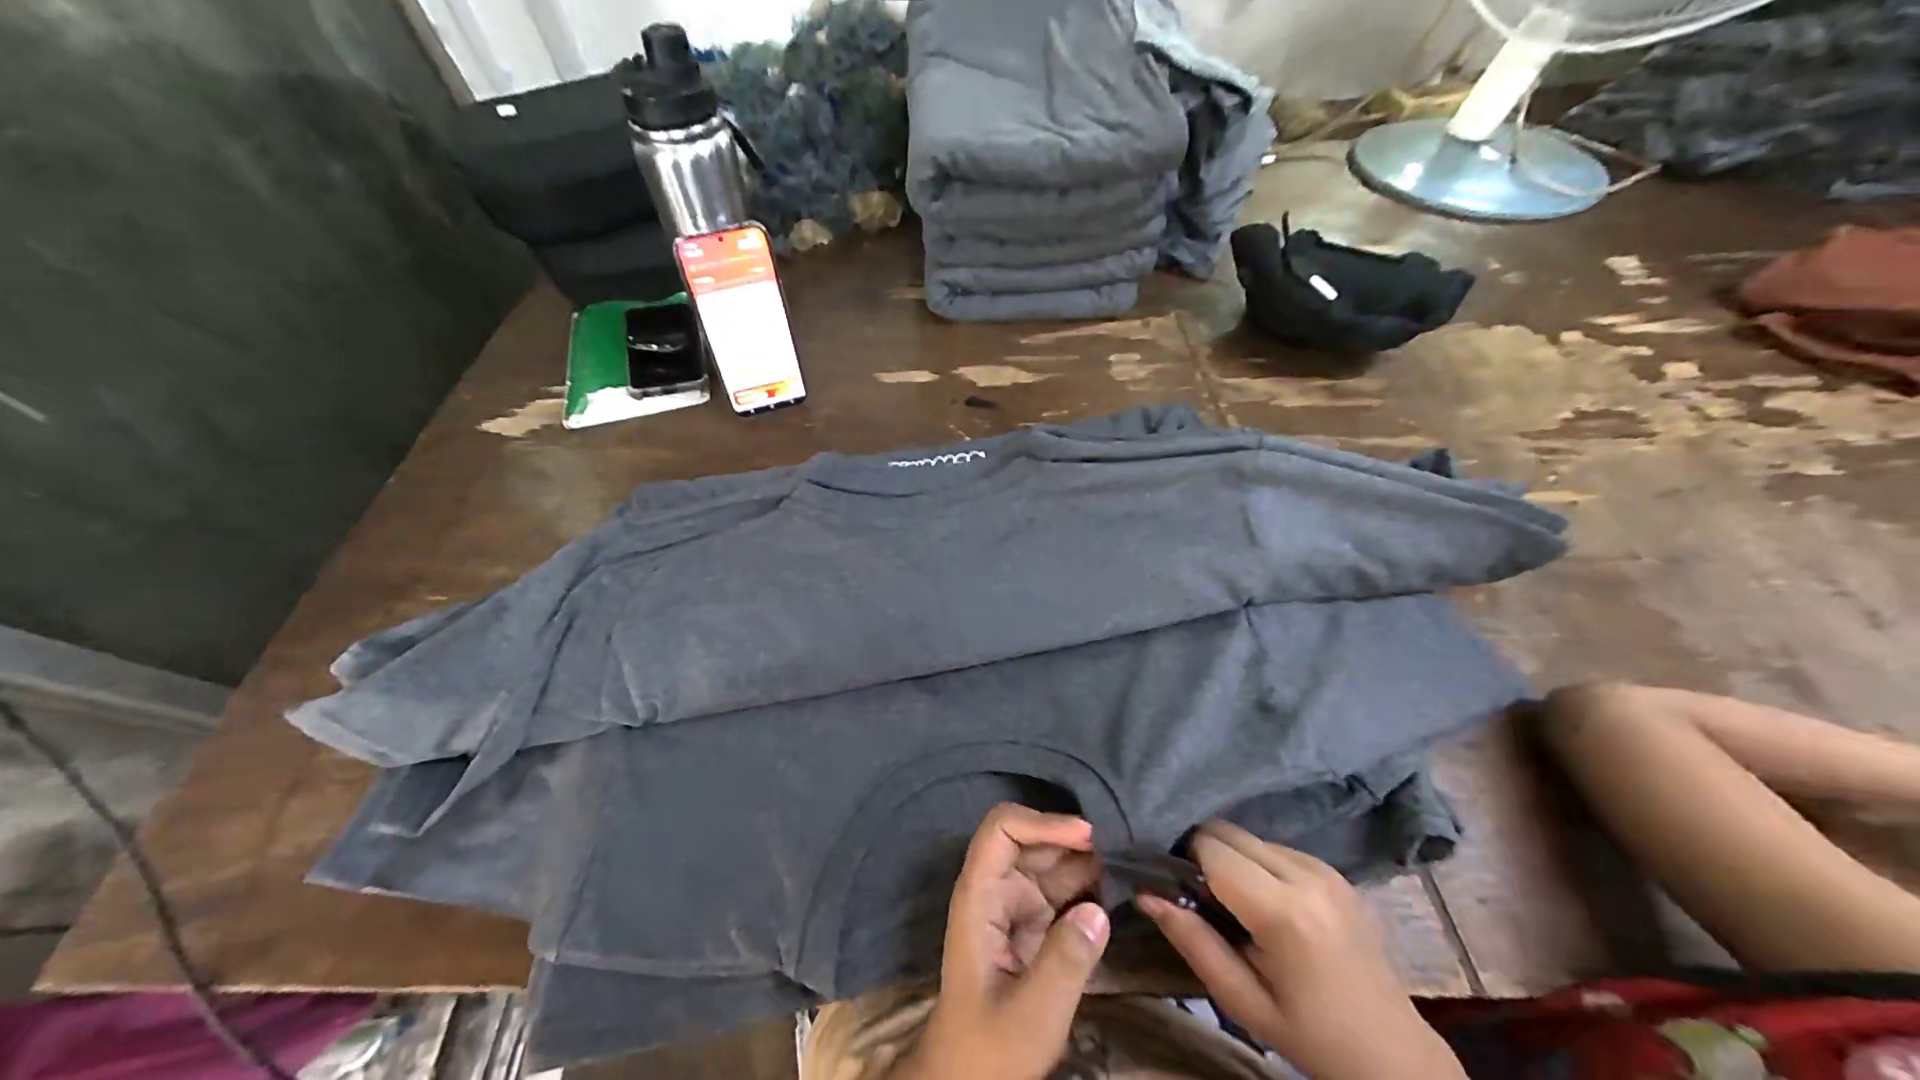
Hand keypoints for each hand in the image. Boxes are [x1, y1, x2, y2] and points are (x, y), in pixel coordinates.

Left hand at [895, 804, 1109, 1079]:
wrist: (971, 1077)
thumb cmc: (992, 1046)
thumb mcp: (1032, 1013)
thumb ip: (1064, 962)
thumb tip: (1098, 910)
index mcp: (980, 896)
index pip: (1002, 830)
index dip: (1042, 823)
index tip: (1087, 837)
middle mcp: (996, 890)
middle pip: (1032, 841)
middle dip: (1074, 841)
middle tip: (1123, 853)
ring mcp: (1015, 904)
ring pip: (1051, 862)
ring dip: (1087, 862)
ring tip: (1130, 867)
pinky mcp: (1034, 923)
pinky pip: (1063, 889)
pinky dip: (1089, 885)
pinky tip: (1118, 890)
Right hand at [1138, 820, 1465, 1079]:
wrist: (1393, 1053)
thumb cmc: (1310, 1035)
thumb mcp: (1242, 1001)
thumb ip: (1192, 941)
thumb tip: (1146, 894)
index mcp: (1284, 912)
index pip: (1211, 849)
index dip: (1183, 862)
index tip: (1175, 889)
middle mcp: (1307, 876)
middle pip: (1228, 832)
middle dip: (1202, 853)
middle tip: (1199, 897)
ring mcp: (1326, 869)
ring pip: (1250, 836)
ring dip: (1230, 857)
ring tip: (1232, 903)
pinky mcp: (1335, 871)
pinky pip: (1276, 848)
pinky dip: (1256, 863)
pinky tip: (1263, 902)